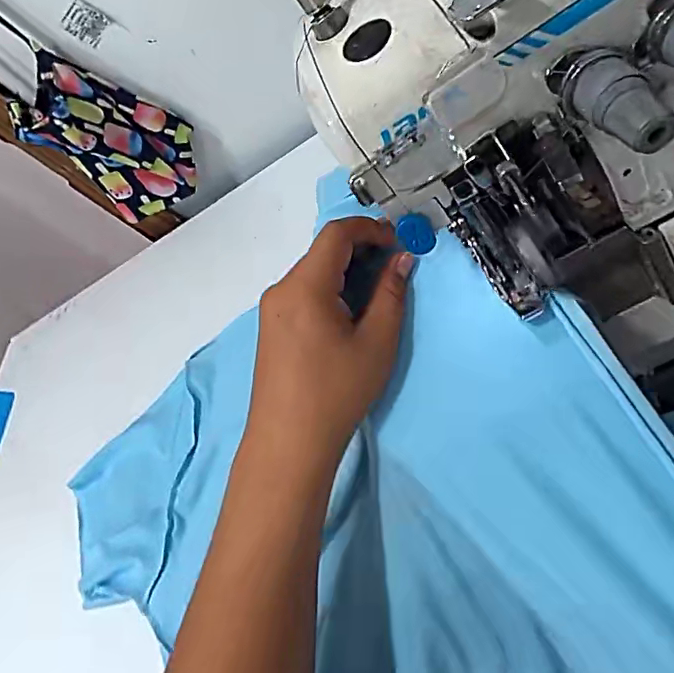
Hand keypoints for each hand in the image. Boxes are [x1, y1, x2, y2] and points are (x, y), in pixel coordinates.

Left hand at [249, 217, 414, 465]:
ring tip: (377, 293)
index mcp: (304, 286)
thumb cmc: (335, 393)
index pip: (336, 234)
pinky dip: (330, 288)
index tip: (398, 241)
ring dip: (346, 270)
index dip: (370, 228)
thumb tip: (401, 260)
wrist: (288, 444)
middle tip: (395, 267)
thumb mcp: (376, 342)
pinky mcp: (272, 326)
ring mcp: (272, 308)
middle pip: (323, 251)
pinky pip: (303, 291)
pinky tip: (350, 313)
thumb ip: (391, 293)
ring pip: (313, 271)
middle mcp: (282, 289)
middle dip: (361, 249)